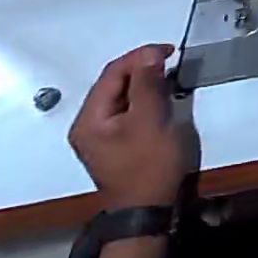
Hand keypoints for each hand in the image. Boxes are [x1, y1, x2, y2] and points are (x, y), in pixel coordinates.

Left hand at [69, 44, 186, 209]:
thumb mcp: (151, 120)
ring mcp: (99, 135)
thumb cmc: (149, 164)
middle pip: (113, 83)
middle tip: (170, 60)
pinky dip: (143, 97)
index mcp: (89, 119)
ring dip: (143, 81)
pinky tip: (160, 96)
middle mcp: (87, 124)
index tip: (169, 50)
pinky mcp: (114, 142)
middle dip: (141, 67)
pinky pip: (126, 109)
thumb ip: (147, 85)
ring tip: (168, 75)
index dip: (139, 56)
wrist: (147, 208)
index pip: (112, 73)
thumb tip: (149, 54)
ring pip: (120, 95)